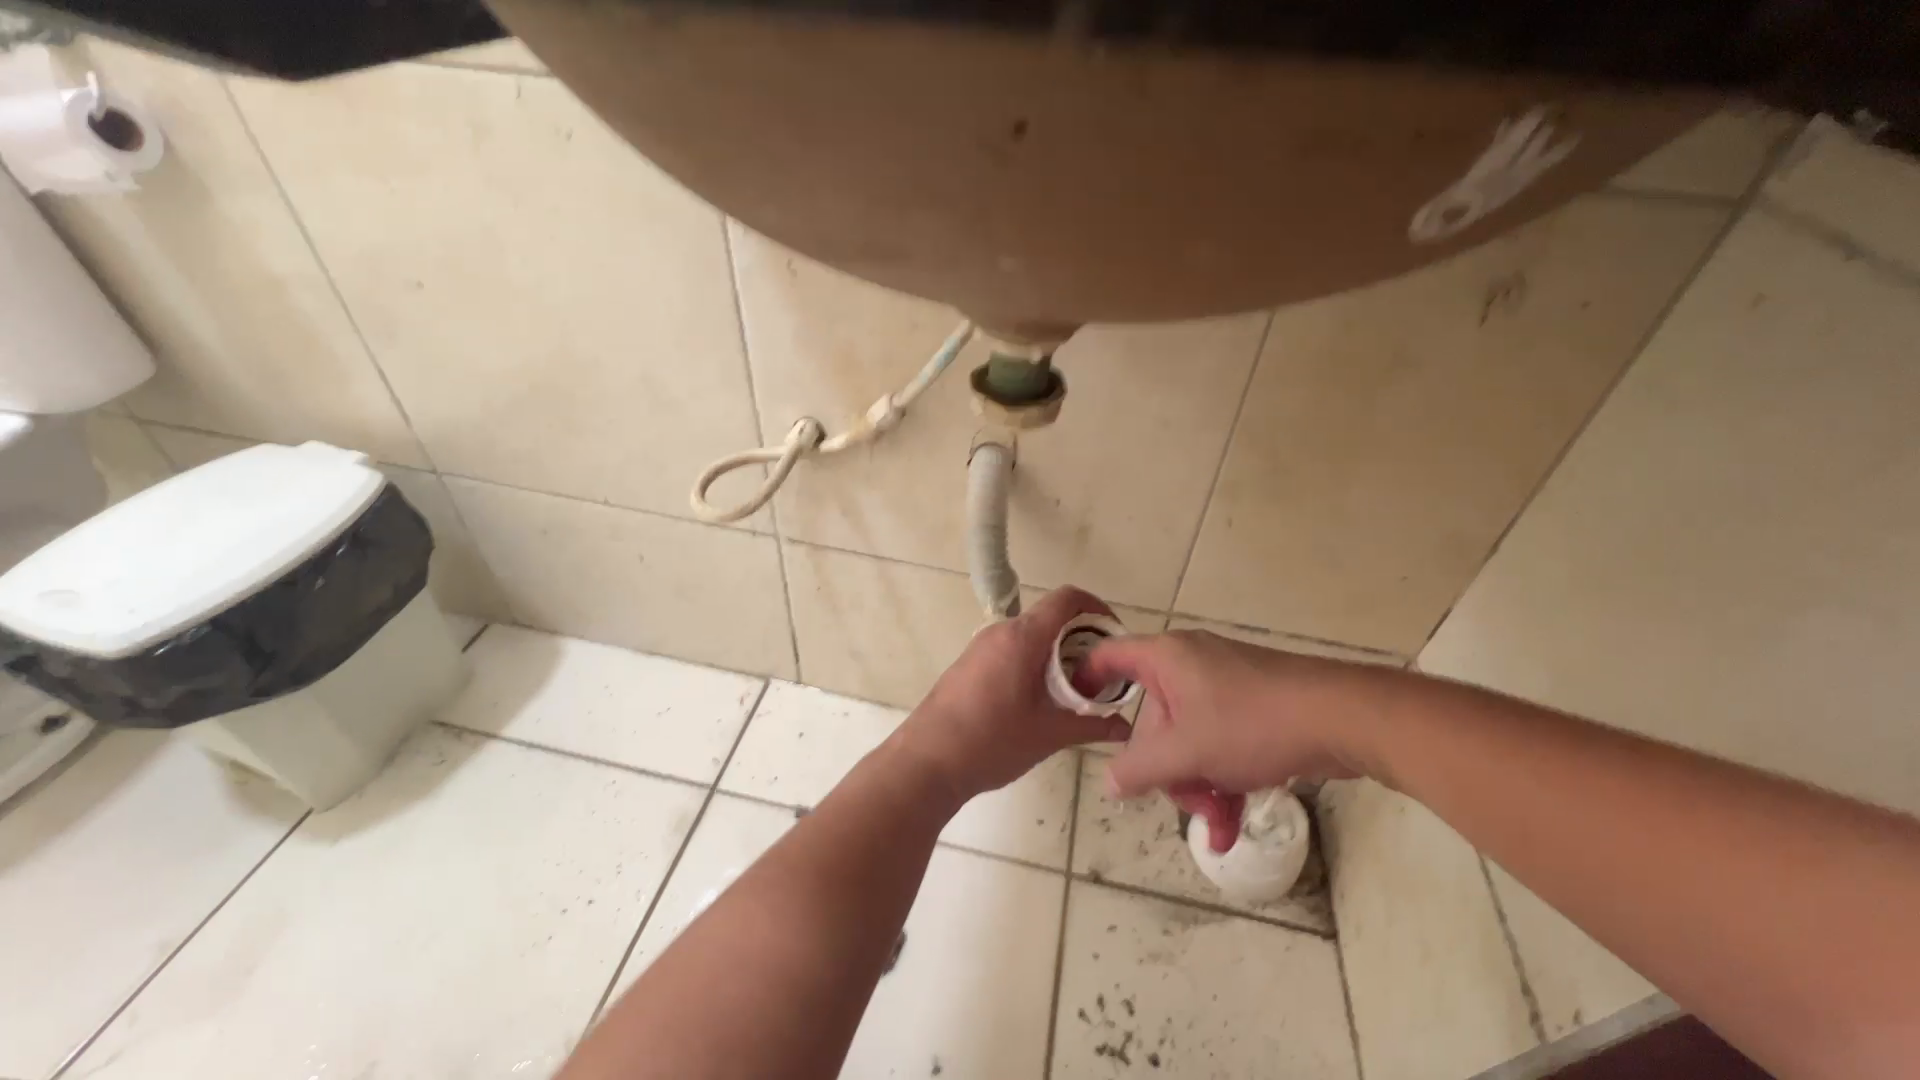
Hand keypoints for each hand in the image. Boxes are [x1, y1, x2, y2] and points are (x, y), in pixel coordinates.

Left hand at [889, 587, 1134, 805]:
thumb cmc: (991, 742)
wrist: (926, 762)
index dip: (1096, 608)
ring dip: (1056, 655)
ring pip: (1030, 638)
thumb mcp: (1049, 734)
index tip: (1114, 634)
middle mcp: (1000, 632)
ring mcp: (980, 647)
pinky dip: (1033, 664)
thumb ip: (1091, 724)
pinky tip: (1041, 700)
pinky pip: (1010, 652)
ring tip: (1076, 692)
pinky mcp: (968, 665)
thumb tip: (1125, 726)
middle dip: (1081, 640)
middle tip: (1102, 674)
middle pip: (1050, 619)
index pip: (1067, 599)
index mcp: (1023, 637)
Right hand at [1075, 630, 1398, 845]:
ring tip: (1220, 827)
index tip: (1073, 712)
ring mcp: (1223, 688)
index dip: (1085, 680)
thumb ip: (1140, 769)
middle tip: (1191, 805)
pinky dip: (1223, 781)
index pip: (1108, 658)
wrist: (1344, 719)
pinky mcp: (1254, 709)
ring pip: (1189, 741)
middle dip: (1168, 773)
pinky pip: (1221, 745)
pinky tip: (1232, 825)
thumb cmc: (1253, 724)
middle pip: (1153, 721)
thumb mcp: (1188, 752)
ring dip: (1199, 788)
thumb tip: (1110, 782)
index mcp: (1165, 659)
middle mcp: (1190, 667)